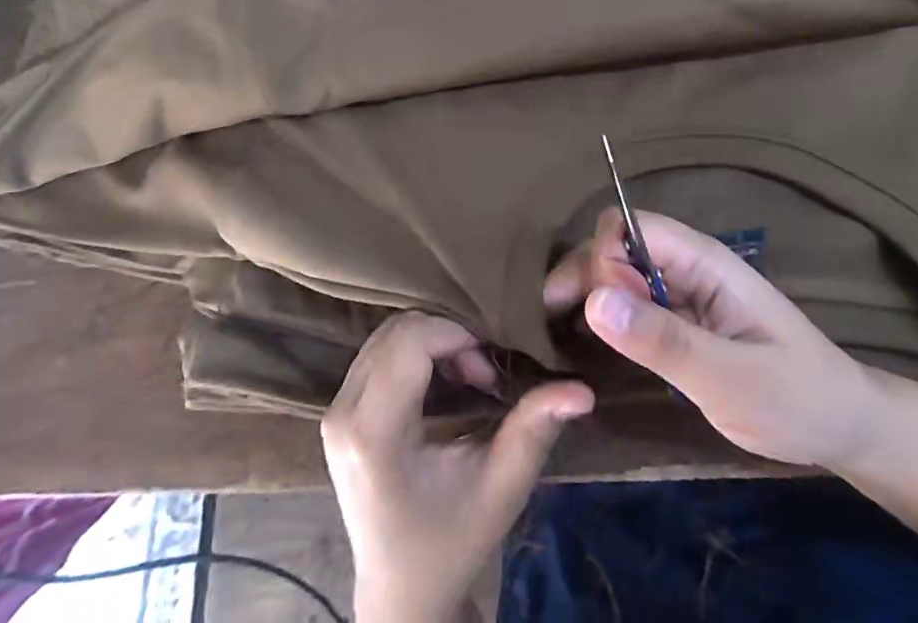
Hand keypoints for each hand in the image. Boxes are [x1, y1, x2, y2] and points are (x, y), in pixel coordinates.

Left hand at [323, 312, 593, 622]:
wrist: (402, 588)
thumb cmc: (453, 539)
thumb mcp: (503, 486)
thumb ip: (535, 428)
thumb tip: (583, 390)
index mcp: (374, 432)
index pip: (411, 341)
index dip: (457, 335)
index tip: (491, 366)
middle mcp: (343, 413)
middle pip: (398, 329)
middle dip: (449, 335)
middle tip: (485, 373)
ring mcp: (334, 411)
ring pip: (388, 334)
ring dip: (435, 341)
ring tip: (468, 377)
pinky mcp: (340, 411)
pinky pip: (380, 352)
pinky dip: (418, 351)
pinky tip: (445, 380)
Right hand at [545, 209, 881, 467]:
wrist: (841, 425)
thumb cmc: (796, 398)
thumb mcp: (730, 378)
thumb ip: (664, 340)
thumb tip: (594, 299)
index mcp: (705, 262)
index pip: (632, 229)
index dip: (603, 259)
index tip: (591, 313)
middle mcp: (690, 267)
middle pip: (618, 247)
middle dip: (583, 275)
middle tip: (553, 327)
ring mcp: (686, 294)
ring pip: (620, 275)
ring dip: (588, 295)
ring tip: (558, 336)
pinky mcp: (683, 321)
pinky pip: (633, 305)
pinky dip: (606, 318)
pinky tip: (587, 344)